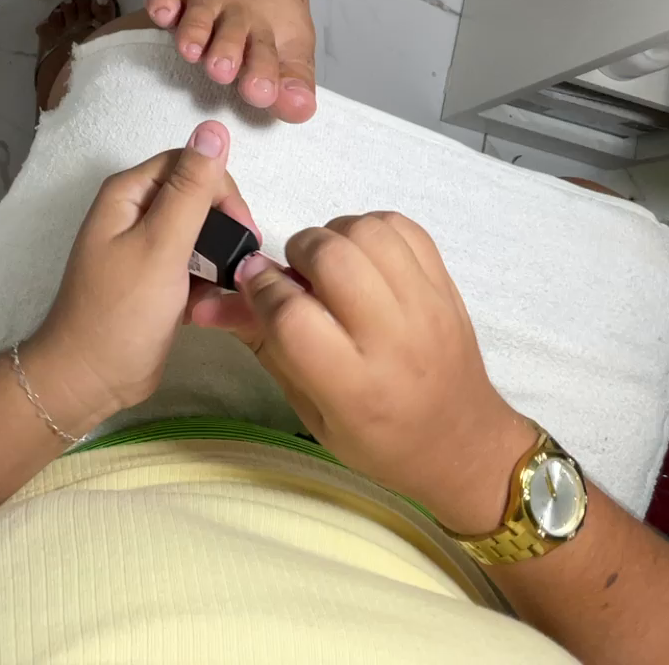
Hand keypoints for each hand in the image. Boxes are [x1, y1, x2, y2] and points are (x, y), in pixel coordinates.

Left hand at [22, 121, 258, 428]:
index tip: (241, 227)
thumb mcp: (161, 245)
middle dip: (223, 223)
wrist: (91, 380)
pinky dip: (207, 277)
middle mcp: (134, 211)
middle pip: (196, 194)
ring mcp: (144, 246)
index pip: (188, 163)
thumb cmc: (122, 311)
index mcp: (128, 193)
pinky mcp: (156, 276)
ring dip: (219, 254)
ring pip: (199, 231)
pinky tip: (213, 301)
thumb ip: (191, 189)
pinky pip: (193, 261)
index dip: (219, 187)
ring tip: (230, 284)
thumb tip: (214, 128)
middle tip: (241, 259)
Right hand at [145, 0, 318, 121]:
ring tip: (191, 50)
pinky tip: (161, 13)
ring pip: (198, 15)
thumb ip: (295, 81)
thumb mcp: (294, 40)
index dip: (264, 76)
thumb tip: (300, 111)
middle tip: (221, 69)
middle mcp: (237, 14)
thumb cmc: (273, 2)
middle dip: (224, 54)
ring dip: (194, 32)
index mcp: (266, 34)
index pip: (267, 58)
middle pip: (230, 38)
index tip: (260, 92)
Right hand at [194, 211, 535, 533]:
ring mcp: (427, 305)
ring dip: (336, 234)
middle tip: (299, 273)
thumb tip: (207, 301)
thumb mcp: (309, 407)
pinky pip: (403, 226)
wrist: (461, 441)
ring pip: (369, 230)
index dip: (263, 288)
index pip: (293, 315)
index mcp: (353, 386)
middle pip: (334, 259)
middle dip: (300, 251)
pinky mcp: (446, 283)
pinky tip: (364, 255)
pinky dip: (372, 228)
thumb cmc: (376, 438)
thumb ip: (263, 344)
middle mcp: (393, 340)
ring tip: (333, 262)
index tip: (254, 282)